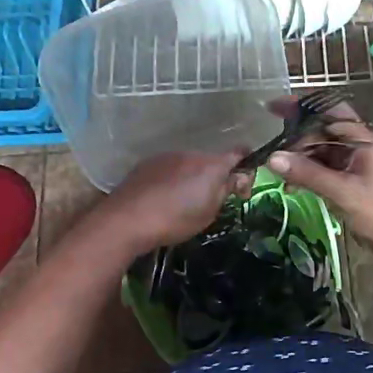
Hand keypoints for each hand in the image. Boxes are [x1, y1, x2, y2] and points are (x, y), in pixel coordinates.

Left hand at [91, 150, 241, 253]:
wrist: (127, 218)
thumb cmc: (175, 220)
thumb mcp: (209, 212)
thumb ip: (226, 190)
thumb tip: (238, 177)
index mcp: (211, 165)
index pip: (239, 153)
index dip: (246, 168)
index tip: (240, 190)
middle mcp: (191, 153)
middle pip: (211, 161)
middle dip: (214, 178)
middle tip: (208, 203)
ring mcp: (167, 156)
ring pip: (188, 164)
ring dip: (191, 179)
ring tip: (181, 204)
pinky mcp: (148, 163)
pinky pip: (169, 168)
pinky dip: (172, 179)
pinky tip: (162, 199)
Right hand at [267, 103, 372, 250]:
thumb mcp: (342, 191)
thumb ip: (307, 173)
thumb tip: (272, 157)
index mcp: (364, 139)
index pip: (329, 111)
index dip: (301, 106)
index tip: (274, 107)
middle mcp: (358, 145)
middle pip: (321, 130)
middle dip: (295, 135)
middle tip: (270, 143)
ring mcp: (352, 162)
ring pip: (318, 150)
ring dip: (298, 157)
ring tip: (276, 167)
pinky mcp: (347, 179)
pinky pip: (320, 168)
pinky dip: (305, 173)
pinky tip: (290, 185)